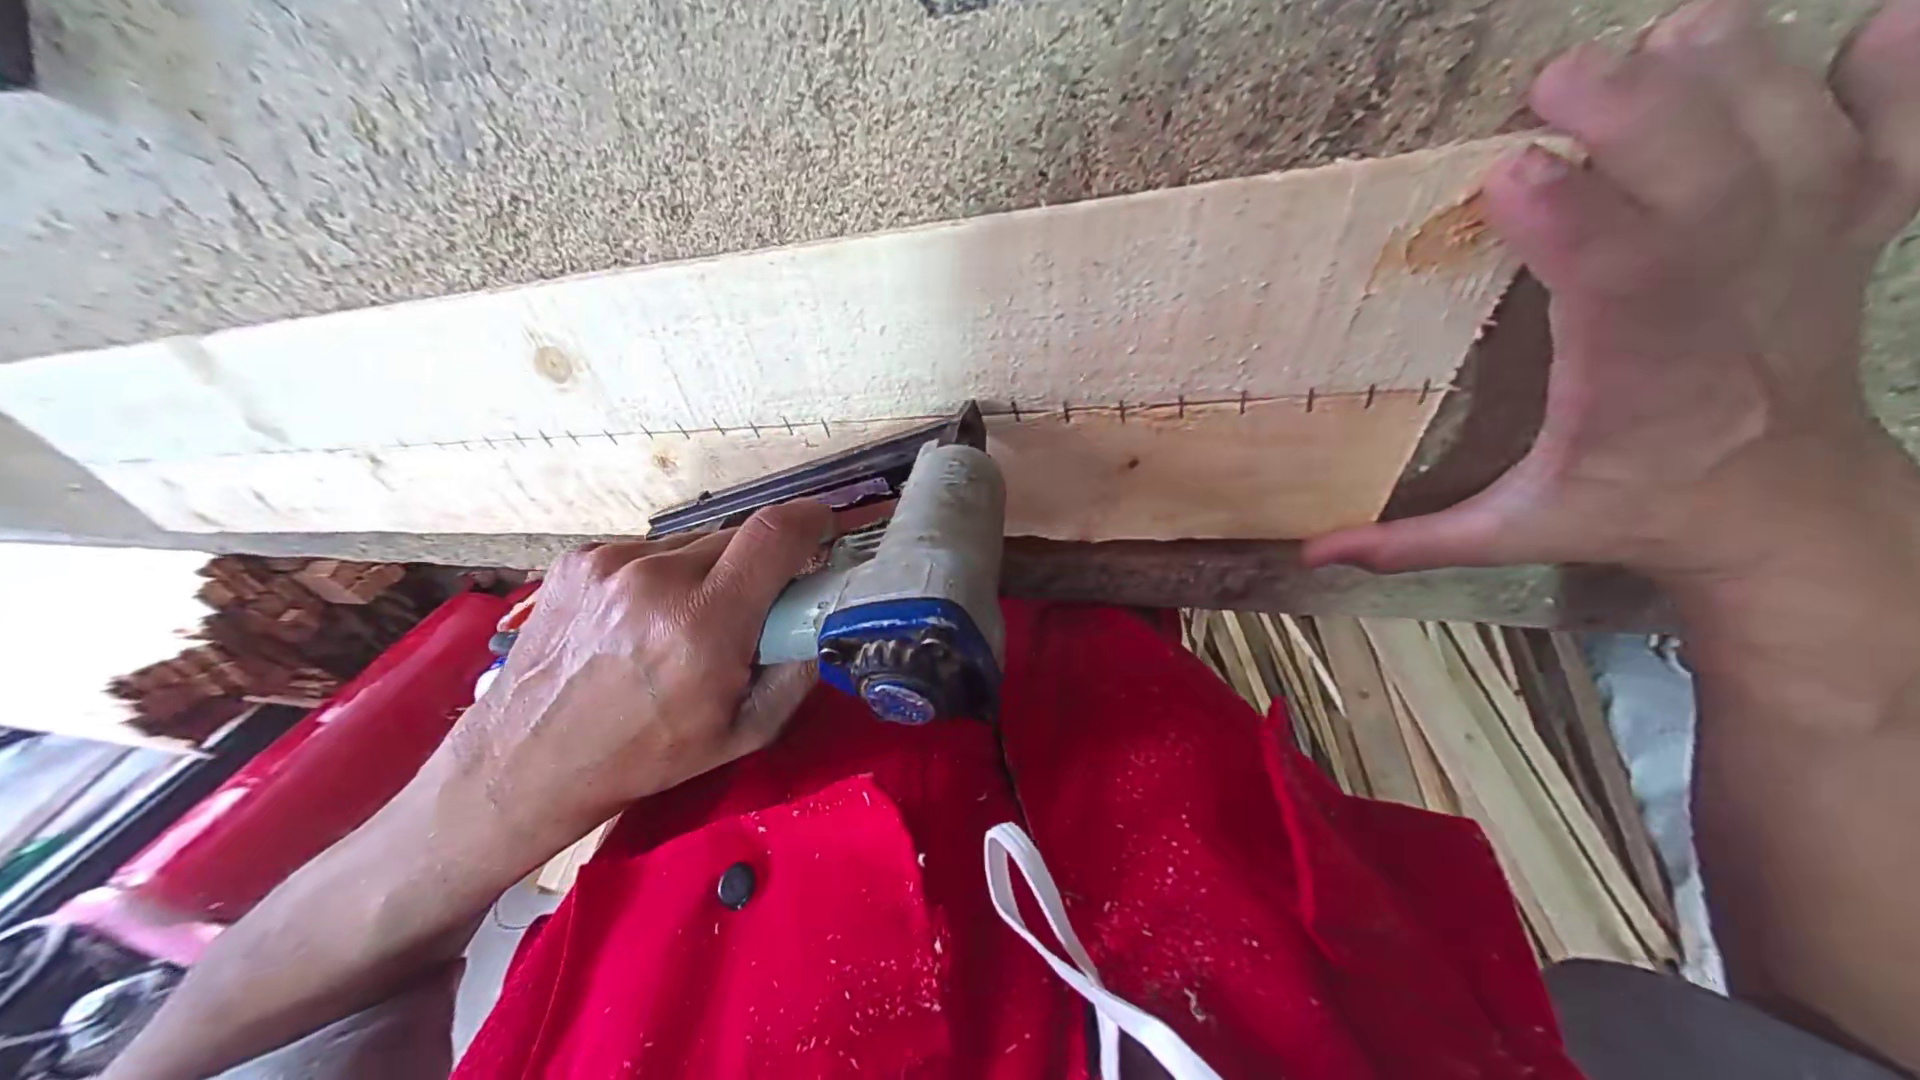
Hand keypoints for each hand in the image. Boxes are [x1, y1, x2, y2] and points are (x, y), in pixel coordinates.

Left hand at [448, 500, 831, 847]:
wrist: (524, 763)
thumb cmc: (645, 755)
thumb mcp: (745, 731)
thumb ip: (798, 669)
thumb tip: (820, 617)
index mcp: (704, 624)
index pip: (775, 534)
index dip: (811, 520)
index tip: (824, 529)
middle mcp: (657, 578)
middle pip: (739, 537)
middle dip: (759, 565)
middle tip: (749, 608)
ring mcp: (611, 562)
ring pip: (694, 544)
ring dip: (709, 572)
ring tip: (684, 622)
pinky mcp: (578, 558)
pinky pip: (651, 551)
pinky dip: (664, 576)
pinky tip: (642, 619)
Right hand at [1306, 0, 1919, 578]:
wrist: (1787, 517)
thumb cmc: (1631, 515)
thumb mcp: (1511, 537)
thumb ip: (1411, 543)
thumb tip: (1310, 553)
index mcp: (1642, 386)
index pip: (1620, 288)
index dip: (1568, 223)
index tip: (1501, 171)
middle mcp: (1738, 315)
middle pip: (1713, 188)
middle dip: (1645, 117)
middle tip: (1559, 76)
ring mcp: (1808, 269)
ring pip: (1801, 147)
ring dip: (1744, 77)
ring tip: (1670, 36)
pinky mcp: (1848, 244)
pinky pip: (1900, 142)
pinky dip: (1898, 76)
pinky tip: (1865, 30)